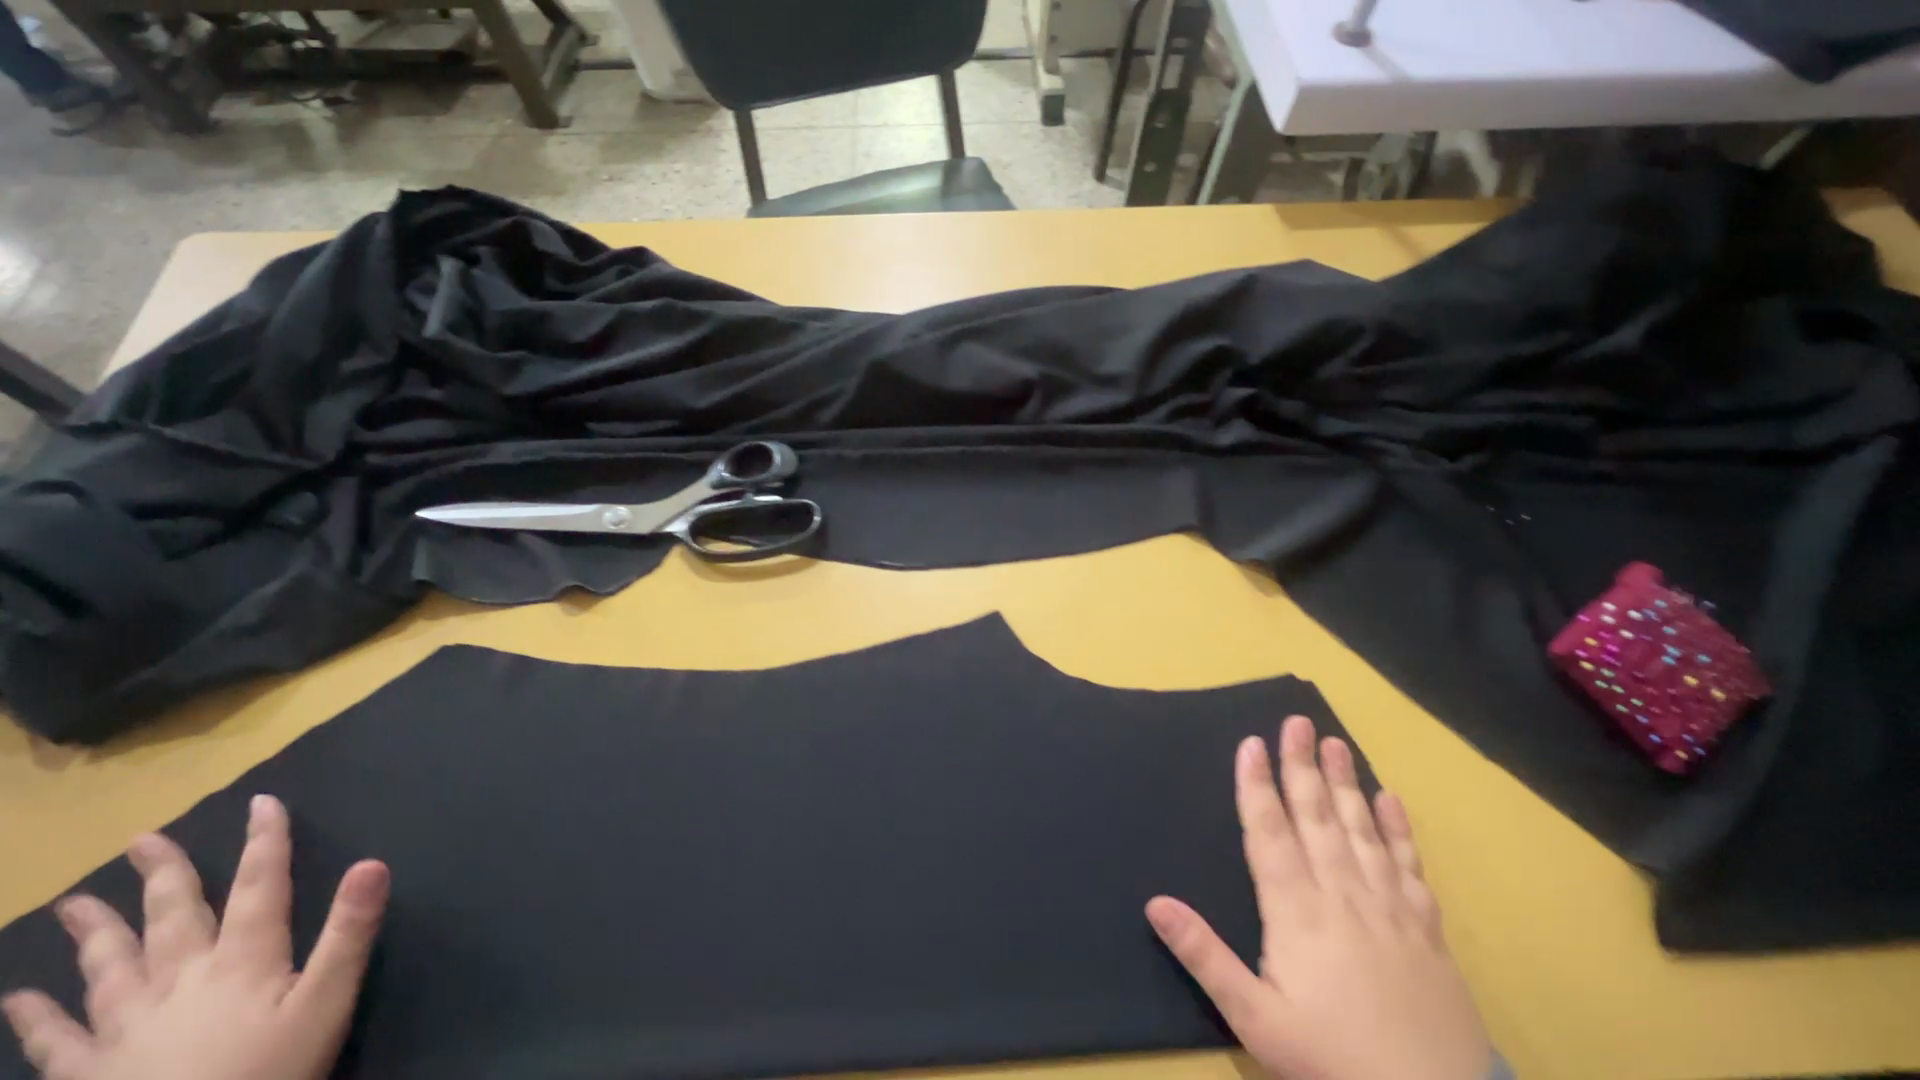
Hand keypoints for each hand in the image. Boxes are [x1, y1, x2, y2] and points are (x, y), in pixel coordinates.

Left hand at [3, 795, 389, 1079]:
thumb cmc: (269, 1073)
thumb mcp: (326, 1004)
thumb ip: (349, 935)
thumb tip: (372, 863)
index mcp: (243, 961)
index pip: (260, 888)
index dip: (265, 842)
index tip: (263, 801)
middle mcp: (181, 980)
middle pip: (173, 918)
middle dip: (163, 876)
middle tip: (140, 840)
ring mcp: (126, 1027)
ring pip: (110, 967)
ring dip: (95, 932)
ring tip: (73, 904)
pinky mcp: (87, 1072)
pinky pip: (56, 1040)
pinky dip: (34, 1018)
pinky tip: (16, 1000)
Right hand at [1146, 715, 1490, 1079]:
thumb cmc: (1330, 1060)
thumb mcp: (1254, 1018)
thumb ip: (1204, 956)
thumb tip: (1155, 903)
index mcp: (1296, 913)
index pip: (1270, 834)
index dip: (1257, 787)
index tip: (1251, 744)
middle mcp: (1343, 895)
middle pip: (1317, 818)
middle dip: (1301, 767)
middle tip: (1296, 721)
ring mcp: (1390, 907)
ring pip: (1362, 830)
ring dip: (1346, 783)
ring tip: (1336, 742)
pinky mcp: (1426, 927)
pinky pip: (1410, 864)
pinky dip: (1400, 828)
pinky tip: (1391, 799)